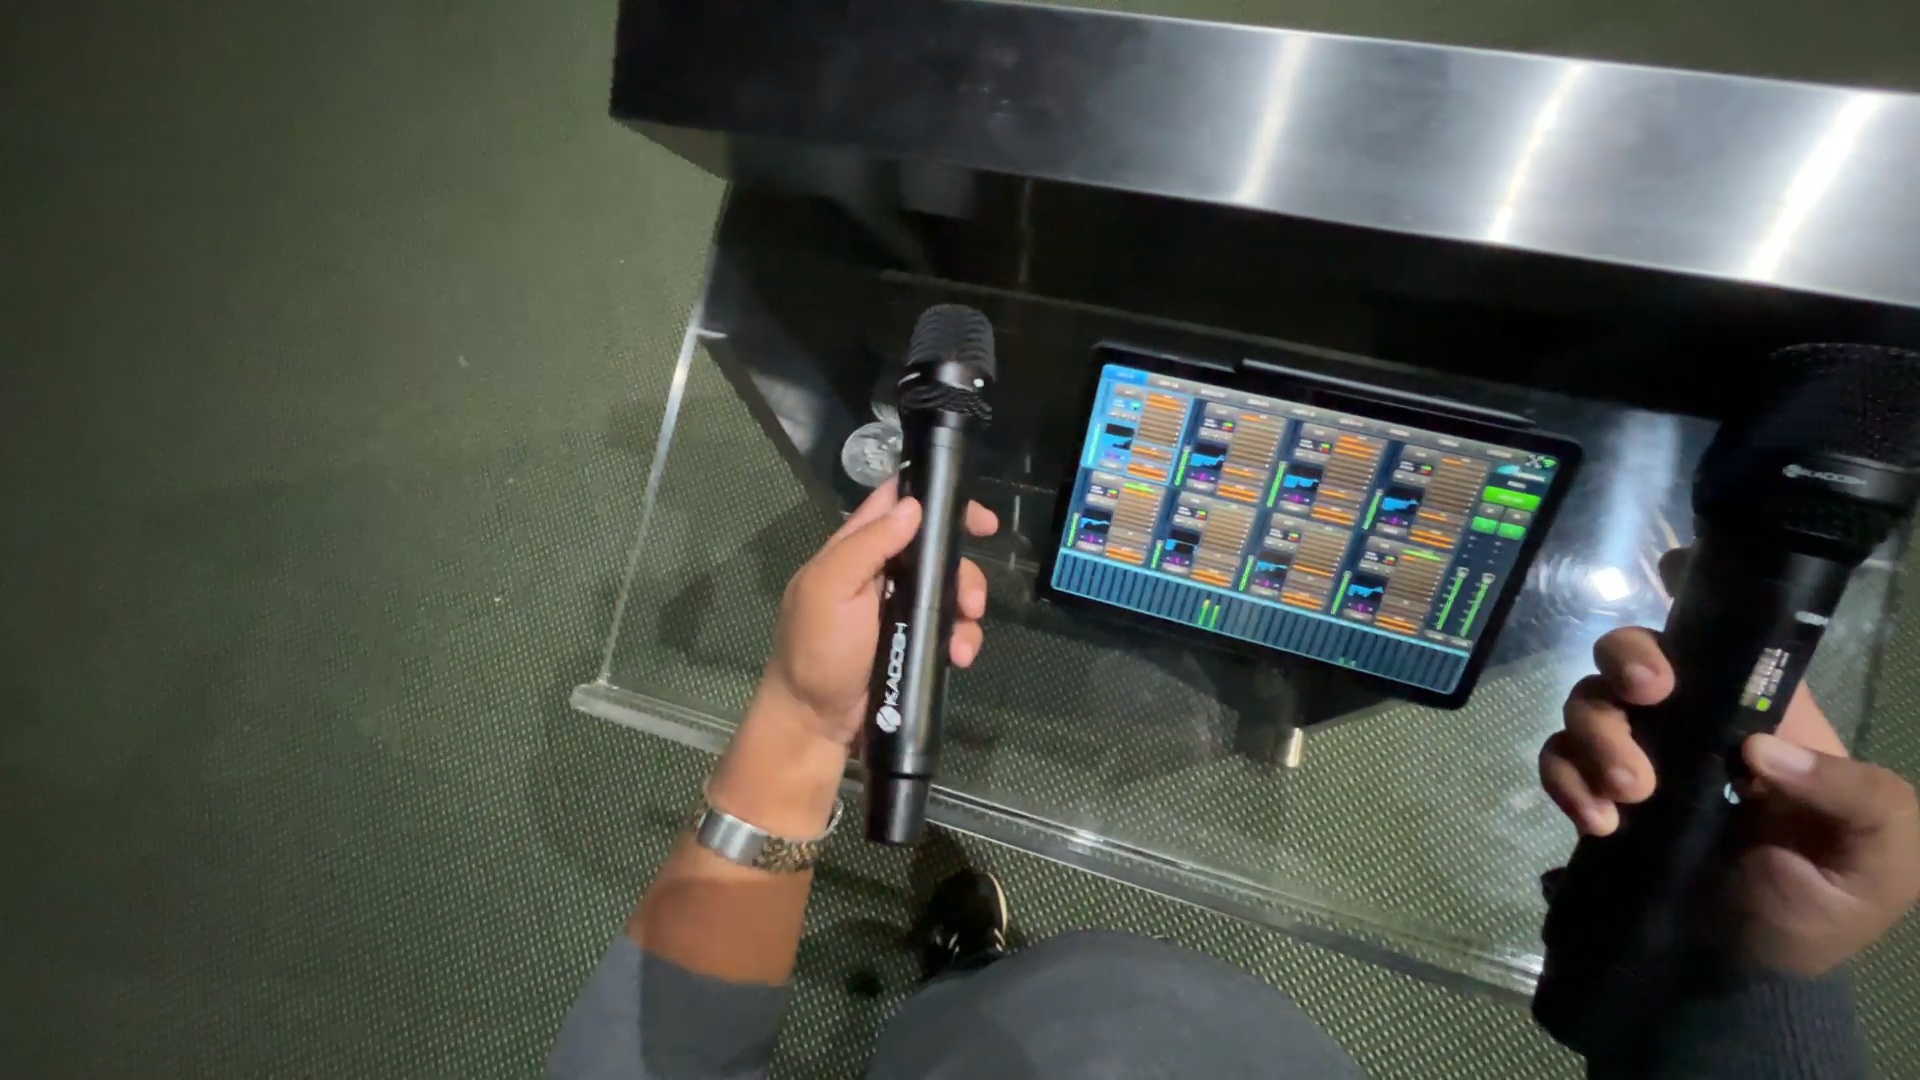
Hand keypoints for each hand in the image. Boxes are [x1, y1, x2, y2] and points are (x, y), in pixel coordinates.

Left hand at [763, 477, 998, 746]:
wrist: (816, 721)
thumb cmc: (817, 650)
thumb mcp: (830, 589)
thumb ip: (867, 545)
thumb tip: (912, 507)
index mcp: (855, 549)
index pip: (896, 504)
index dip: (935, 498)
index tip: (976, 517)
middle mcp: (882, 572)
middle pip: (936, 550)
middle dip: (962, 570)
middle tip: (973, 599)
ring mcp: (901, 608)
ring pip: (950, 590)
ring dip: (966, 609)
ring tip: (962, 641)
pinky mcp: (915, 641)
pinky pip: (950, 628)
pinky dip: (961, 639)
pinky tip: (958, 656)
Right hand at [1542, 558, 1919, 975]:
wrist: (1739, 962)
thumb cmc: (1824, 900)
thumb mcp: (1883, 859)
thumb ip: (1858, 799)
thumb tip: (1761, 750)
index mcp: (1765, 715)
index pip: (1731, 638)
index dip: (1696, 591)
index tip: (1670, 570)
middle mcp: (1688, 718)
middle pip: (1632, 653)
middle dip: (1626, 664)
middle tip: (1642, 701)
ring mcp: (1631, 747)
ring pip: (1586, 701)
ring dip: (1595, 738)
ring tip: (1625, 797)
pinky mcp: (1588, 782)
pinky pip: (1555, 756)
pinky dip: (1564, 781)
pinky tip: (1594, 821)